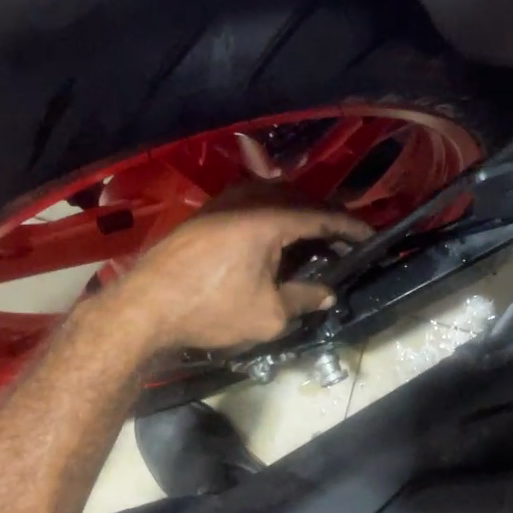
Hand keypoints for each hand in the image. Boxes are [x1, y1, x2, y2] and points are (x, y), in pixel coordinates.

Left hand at [94, 195, 371, 351]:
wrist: (143, 308)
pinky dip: (272, 215)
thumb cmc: (210, 310)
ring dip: (296, 213)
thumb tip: (328, 294)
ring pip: (271, 197)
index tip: (370, 236)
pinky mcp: (204, 215)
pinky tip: (272, 238)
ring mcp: (221, 204)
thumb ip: (304, 299)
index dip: (350, 227)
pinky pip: (250, 204)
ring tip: (311, 236)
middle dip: (325, 216)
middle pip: (298, 198)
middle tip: (342, 237)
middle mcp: (247, 200)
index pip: (322, 216)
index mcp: (269, 218)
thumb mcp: (268, 314)